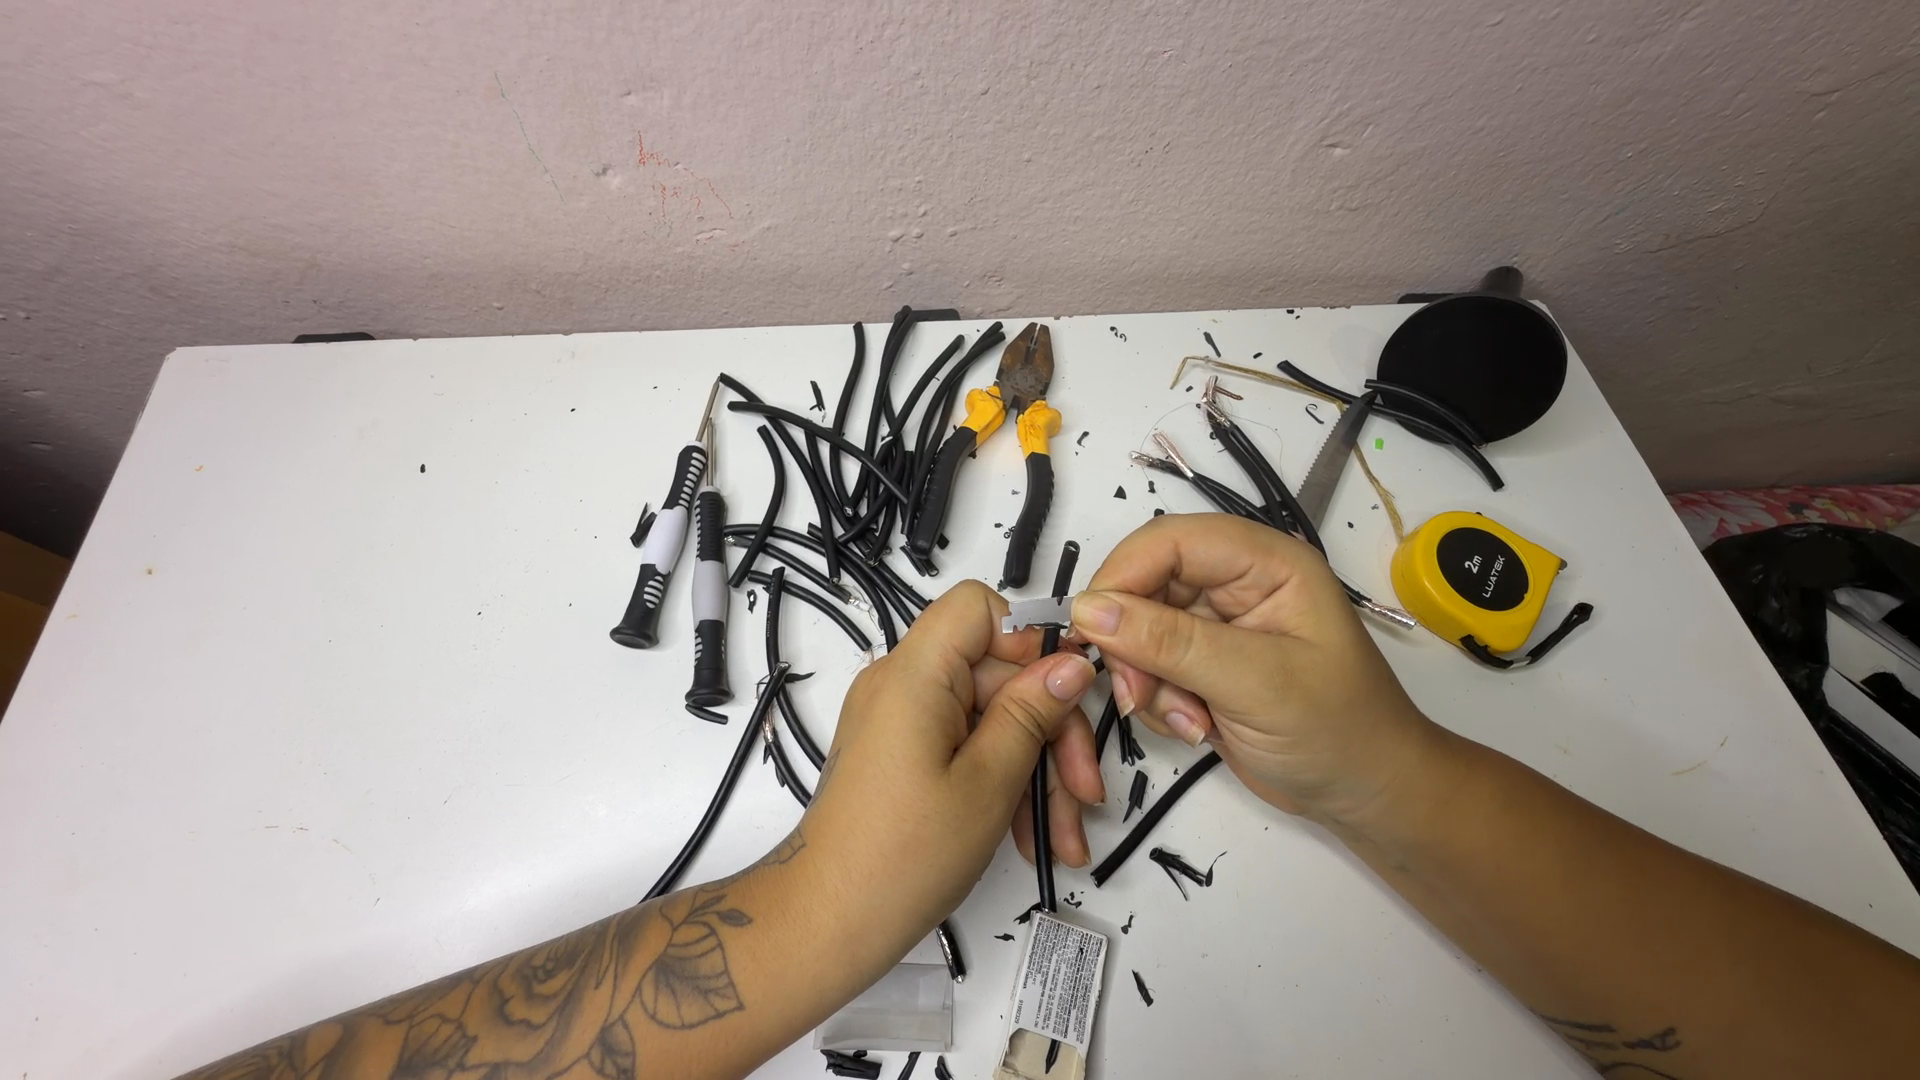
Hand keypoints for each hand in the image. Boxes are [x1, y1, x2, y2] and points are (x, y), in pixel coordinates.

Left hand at [798, 580, 1101, 975]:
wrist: (826, 924)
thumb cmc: (903, 856)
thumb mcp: (988, 783)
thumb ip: (1032, 713)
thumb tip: (1070, 662)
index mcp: (915, 673)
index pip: (978, 607)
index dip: (1028, 640)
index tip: (1063, 694)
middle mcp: (903, 683)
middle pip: (997, 673)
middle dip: (1049, 731)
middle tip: (1084, 795)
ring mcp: (902, 718)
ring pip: (990, 716)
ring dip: (1035, 770)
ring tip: (1064, 836)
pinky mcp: (903, 750)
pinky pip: (965, 743)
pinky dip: (1001, 780)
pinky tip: (1029, 835)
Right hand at [1068, 514, 1441, 828]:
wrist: (1366, 795)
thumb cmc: (1337, 731)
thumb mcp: (1256, 684)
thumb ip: (1170, 644)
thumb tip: (1087, 610)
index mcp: (1264, 562)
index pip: (1170, 541)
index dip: (1123, 575)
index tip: (1091, 629)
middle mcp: (1233, 582)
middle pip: (1144, 584)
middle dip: (1133, 644)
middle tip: (1138, 696)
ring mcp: (1214, 623)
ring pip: (1136, 629)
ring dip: (1147, 680)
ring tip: (1191, 721)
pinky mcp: (1198, 661)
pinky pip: (1145, 664)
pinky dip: (1156, 698)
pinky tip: (1198, 726)